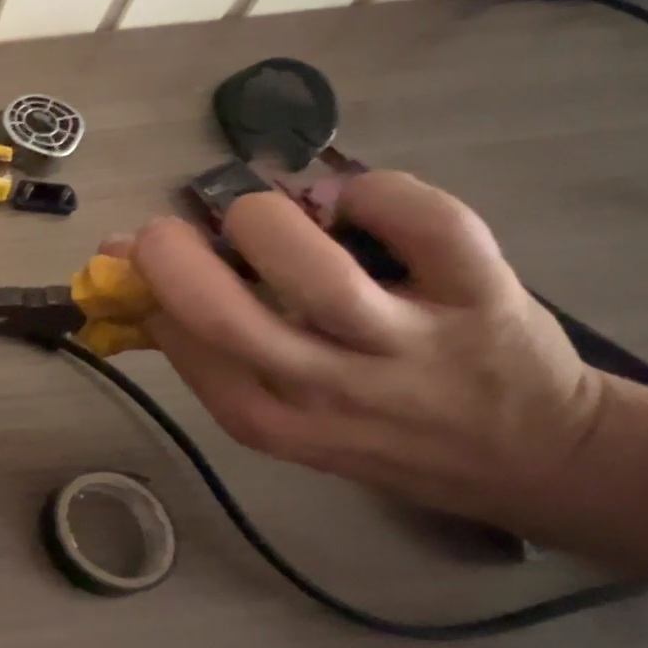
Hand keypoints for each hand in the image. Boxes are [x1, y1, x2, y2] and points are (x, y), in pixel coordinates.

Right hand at [124, 171, 606, 539]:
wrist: (530, 456)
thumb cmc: (373, 428)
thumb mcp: (274, 409)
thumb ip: (196, 343)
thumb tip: (116, 260)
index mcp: (266, 417)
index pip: (178, 340)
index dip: (141, 282)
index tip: (135, 257)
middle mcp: (329, 389)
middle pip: (224, 313)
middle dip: (170, 252)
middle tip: (169, 230)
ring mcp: (409, 346)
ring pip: (312, 269)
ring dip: (263, 220)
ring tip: (266, 217)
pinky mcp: (482, 298)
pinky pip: (425, 222)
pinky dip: (376, 192)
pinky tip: (353, 202)